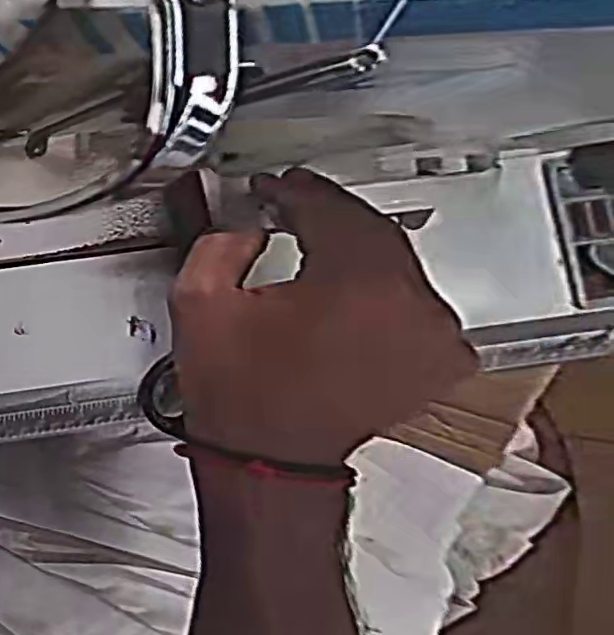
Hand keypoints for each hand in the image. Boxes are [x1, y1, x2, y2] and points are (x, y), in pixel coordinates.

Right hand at [168, 168, 477, 467]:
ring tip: (310, 240)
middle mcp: (411, 307)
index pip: (335, 213)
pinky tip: (339, 285)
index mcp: (355, 287)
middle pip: (376, 234)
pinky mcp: (438, 358)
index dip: (299, 191)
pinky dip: (376, 284)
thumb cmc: (236, 387)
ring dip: (353, 247)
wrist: (268, 449)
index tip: (276, 185)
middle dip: (329, 213)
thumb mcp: (197, 302)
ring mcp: (434, 335)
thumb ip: (220, 245)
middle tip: (291, 201)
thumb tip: (243, 224)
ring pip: (397, 266)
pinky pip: (411, 301)